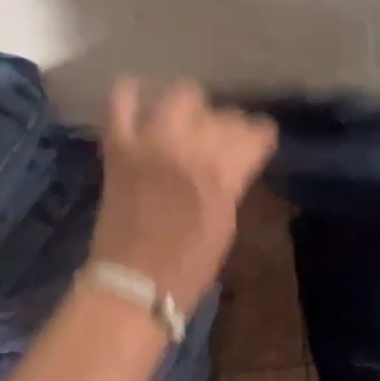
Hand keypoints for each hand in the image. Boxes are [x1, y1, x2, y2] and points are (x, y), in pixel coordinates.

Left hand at [89, 78, 276, 310]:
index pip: (254, 134)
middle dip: (227, 124)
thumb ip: (231, 181)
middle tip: (221, 140)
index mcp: (222, 175)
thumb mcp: (226, 221)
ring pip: (180, 97)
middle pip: (221, 114)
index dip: (260, 136)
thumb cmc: (189, 265)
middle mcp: (189, 150)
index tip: (260, 141)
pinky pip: (120, 103)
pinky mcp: (119, 148)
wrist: (133, 284)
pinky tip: (140, 102)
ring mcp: (150, 144)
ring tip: (186, 122)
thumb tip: (235, 157)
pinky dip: (130, 96)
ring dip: (190, 107)